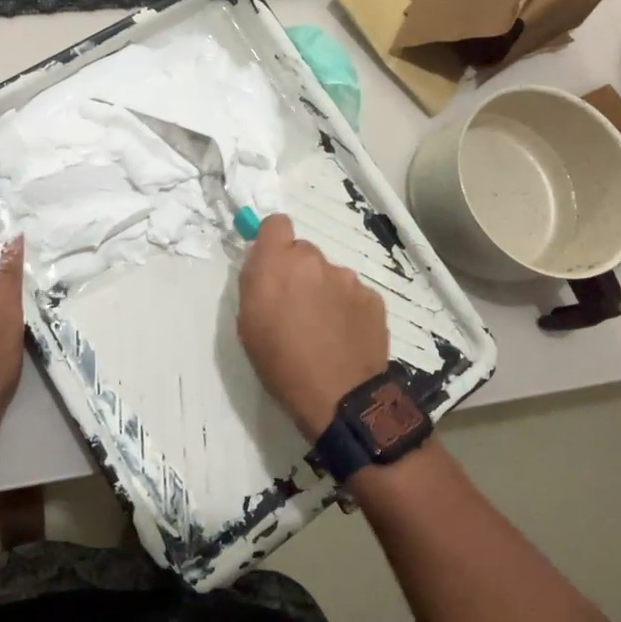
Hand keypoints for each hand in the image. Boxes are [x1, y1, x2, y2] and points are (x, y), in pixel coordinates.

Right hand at [237, 213, 388, 437]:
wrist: (339, 398)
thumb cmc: (281, 363)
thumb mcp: (248, 323)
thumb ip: (255, 282)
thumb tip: (264, 264)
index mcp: (277, 263)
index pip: (276, 223)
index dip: (273, 241)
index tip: (271, 265)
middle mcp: (314, 261)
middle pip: (304, 252)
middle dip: (298, 272)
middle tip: (295, 308)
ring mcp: (348, 279)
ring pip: (330, 275)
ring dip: (324, 292)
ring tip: (323, 330)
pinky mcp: (372, 299)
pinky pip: (353, 295)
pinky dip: (347, 310)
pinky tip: (344, 338)